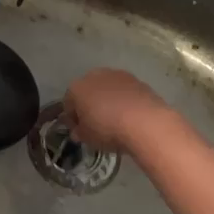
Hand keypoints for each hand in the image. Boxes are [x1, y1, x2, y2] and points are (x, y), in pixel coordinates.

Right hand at [63, 68, 182, 155]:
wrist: (145, 122)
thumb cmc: (107, 129)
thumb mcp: (87, 137)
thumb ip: (79, 132)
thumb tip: (78, 131)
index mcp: (76, 88)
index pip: (68, 103)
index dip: (73, 119)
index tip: (80, 131)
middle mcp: (94, 76)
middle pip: (88, 91)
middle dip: (90, 105)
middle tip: (97, 124)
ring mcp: (118, 75)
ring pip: (108, 89)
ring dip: (108, 101)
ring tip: (116, 120)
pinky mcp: (138, 80)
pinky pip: (125, 92)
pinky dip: (125, 101)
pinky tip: (131, 116)